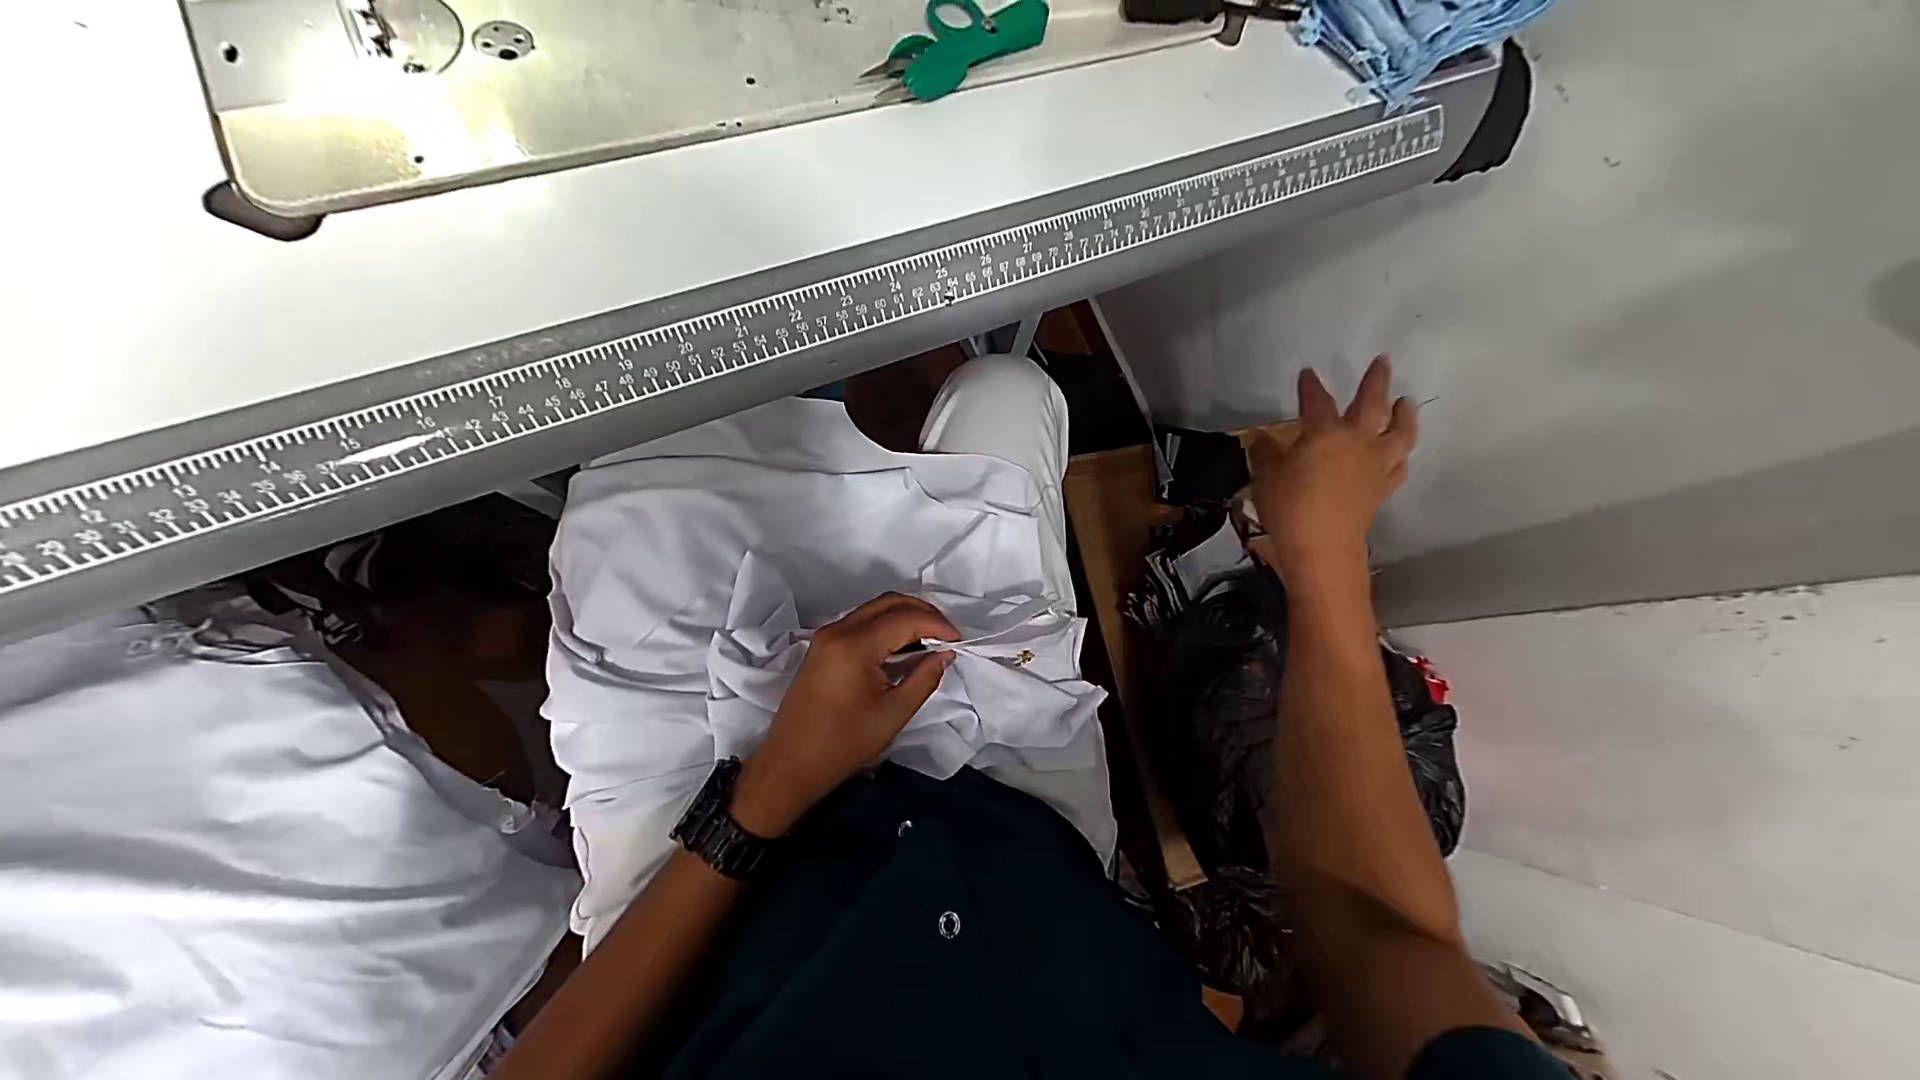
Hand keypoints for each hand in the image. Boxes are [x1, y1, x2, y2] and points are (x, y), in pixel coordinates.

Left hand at [731, 593, 958, 835]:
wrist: (791, 765)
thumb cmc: (843, 743)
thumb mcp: (893, 713)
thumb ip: (924, 677)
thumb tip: (945, 654)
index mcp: (854, 645)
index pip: (905, 618)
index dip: (937, 625)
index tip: (958, 641)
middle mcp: (838, 630)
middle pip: (889, 603)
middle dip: (923, 612)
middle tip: (947, 634)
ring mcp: (827, 636)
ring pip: (874, 609)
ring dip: (904, 617)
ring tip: (931, 639)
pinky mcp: (823, 647)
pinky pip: (861, 622)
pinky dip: (886, 626)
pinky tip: (904, 647)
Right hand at [1248, 355, 1417, 583]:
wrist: (1321, 547)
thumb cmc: (1289, 507)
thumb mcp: (1265, 477)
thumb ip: (1265, 454)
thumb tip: (1262, 438)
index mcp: (1326, 432)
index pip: (1317, 401)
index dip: (1311, 386)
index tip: (1308, 373)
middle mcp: (1357, 441)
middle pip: (1371, 404)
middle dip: (1375, 381)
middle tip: (1382, 362)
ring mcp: (1375, 464)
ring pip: (1399, 432)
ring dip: (1405, 415)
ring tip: (1407, 402)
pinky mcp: (1382, 488)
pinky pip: (1398, 466)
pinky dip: (1401, 455)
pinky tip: (1399, 452)